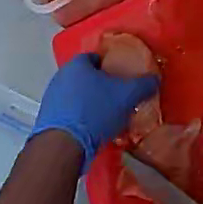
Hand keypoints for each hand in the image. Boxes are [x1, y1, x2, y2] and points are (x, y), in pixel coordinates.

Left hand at [31, 54, 158, 164]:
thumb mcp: (126, 96)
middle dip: (101, 86)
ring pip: (77, 96)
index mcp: (77, 64)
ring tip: (107, 117)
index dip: (110, 66)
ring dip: (90, 104)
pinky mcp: (48, 119)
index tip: (122, 79)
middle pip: (85, 77)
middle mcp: (61, 77)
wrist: (64, 145)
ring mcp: (52, 98)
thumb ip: (143, 84)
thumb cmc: (95, 111)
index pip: (96, 57)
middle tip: (117, 98)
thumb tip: (154, 79)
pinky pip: (69, 114)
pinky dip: (80, 119)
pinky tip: (93, 131)